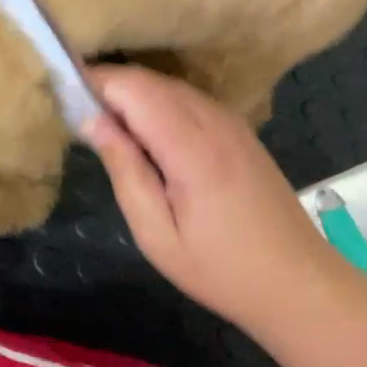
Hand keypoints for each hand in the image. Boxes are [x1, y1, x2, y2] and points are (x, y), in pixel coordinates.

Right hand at [79, 66, 345, 333]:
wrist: (303, 288)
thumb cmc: (222, 269)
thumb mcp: (157, 234)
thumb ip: (124, 171)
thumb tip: (92, 120)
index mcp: (192, 147)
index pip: (132, 87)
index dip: (93, 83)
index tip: (63, 98)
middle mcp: (213, 121)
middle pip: (146, 79)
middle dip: (107, 87)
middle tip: (78, 117)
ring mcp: (230, 122)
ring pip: (166, 84)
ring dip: (131, 94)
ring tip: (107, 128)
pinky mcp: (238, 129)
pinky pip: (186, 98)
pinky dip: (156, 102)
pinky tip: (147, 136)